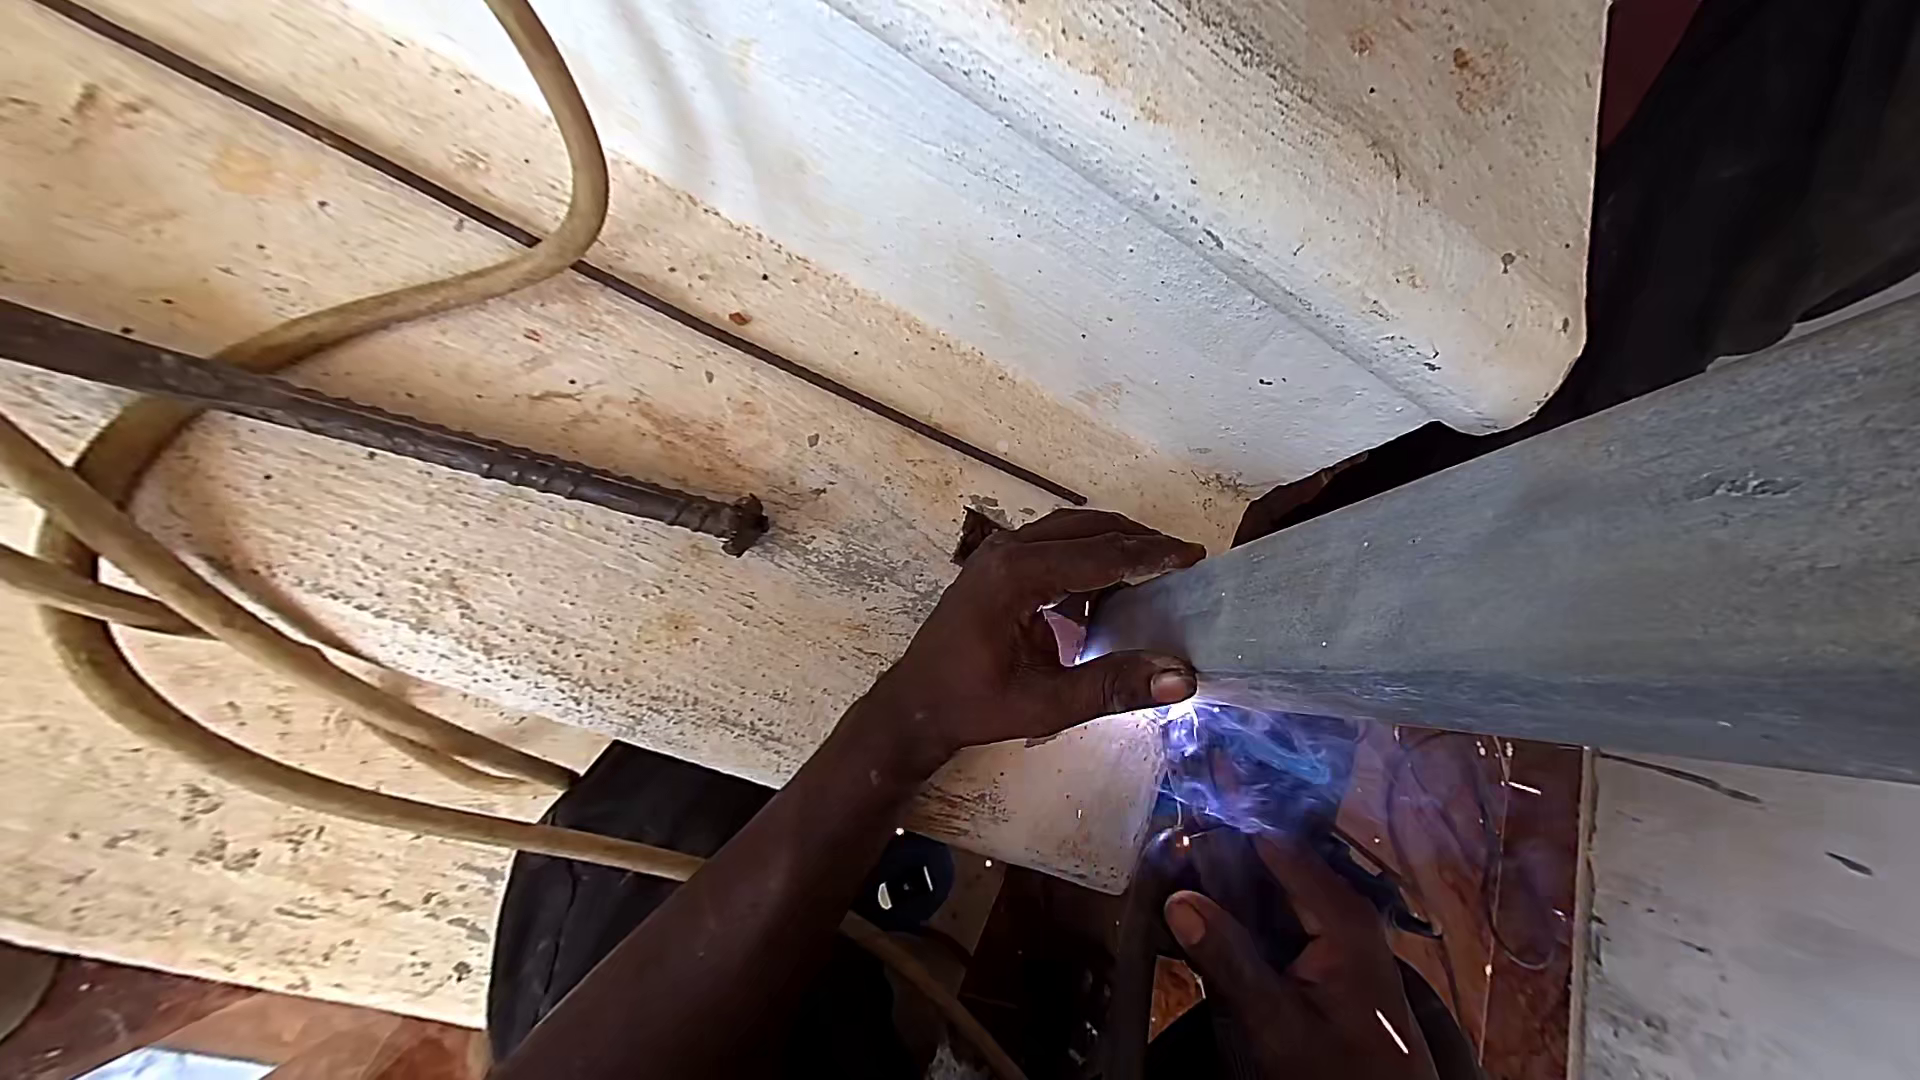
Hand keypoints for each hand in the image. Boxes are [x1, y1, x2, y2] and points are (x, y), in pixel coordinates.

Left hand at [859, 508, 1204, 771]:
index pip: (1098, 553)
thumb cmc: (971, 704)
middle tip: (1183, 558)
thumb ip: (1112, 687)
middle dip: (1137, 541)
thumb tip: (1181, 676)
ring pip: (1069, 532)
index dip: (1151, 554)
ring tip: (1156, 567)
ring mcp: (998, 554)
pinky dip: (1087, 559)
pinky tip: (1109, 588)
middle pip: (1085, 529)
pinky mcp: (997, 566)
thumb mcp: (1044, 704)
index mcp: (1014, 575)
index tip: (1195, 556)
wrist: (915, 703)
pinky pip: (1052, 548)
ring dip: (1112, 545)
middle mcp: (1006, 551)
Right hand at [1164, 833, 1439, 1079]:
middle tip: (1165, 846)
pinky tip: (1199, 907)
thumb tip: (1176, 900)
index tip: (1178, 816)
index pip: (1271, 841)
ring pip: (1264, 881)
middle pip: (1266, 857)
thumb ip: (1229, 960)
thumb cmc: (1341, 1077)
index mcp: (1340, 913)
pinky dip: (1233, 903)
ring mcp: (1328, 927)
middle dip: (1216, 847)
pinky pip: (1269, 908)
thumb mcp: (1280, 1027)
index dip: (1224, 823)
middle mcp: (1337, 906)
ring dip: (1220, 875)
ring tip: (1172, 868)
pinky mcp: (1318, 948)